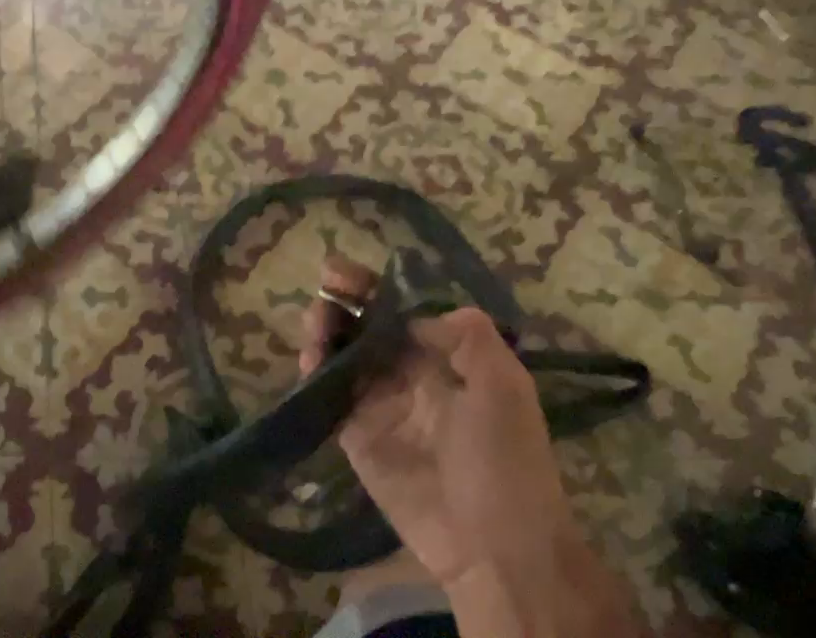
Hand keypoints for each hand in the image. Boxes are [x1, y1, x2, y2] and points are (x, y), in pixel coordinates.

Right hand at [302, 261, 575, 590]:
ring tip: (315, 322)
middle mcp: (407, 377)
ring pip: (339, 356)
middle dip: (340, 304)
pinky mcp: (354, 436)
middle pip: (362, 328)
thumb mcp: (505, 389)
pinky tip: (308, 360)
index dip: (372, 289)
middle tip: (325, 289)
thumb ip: (469, 339)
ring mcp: (377, 406)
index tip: (343, 270)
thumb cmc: (506, 462)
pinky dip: (312, 373)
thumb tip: (417, 315)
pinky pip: (326, 396)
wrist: (493, 545)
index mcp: (444, 362)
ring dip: (323, 332)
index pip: (399, 312)